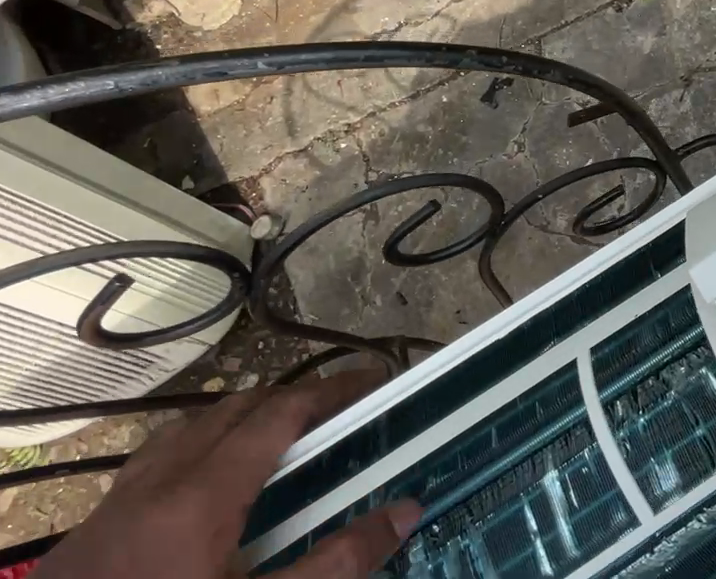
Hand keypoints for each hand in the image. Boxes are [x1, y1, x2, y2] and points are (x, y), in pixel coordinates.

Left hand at [35, 372, 420, 578]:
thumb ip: (336, 564)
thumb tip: (407, 510)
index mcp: (200, 497)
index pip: (281, 413)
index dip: (335, 389)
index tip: (379, 380)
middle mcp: (154, 487)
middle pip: (234, 410)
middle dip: (294, 398)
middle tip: (342, 411)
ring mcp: (111, 510)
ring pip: (185, 431)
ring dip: (242, 420)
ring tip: (282, 439)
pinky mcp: (83, 540)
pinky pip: (151, 464)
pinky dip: (198, 449)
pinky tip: (210, 488)